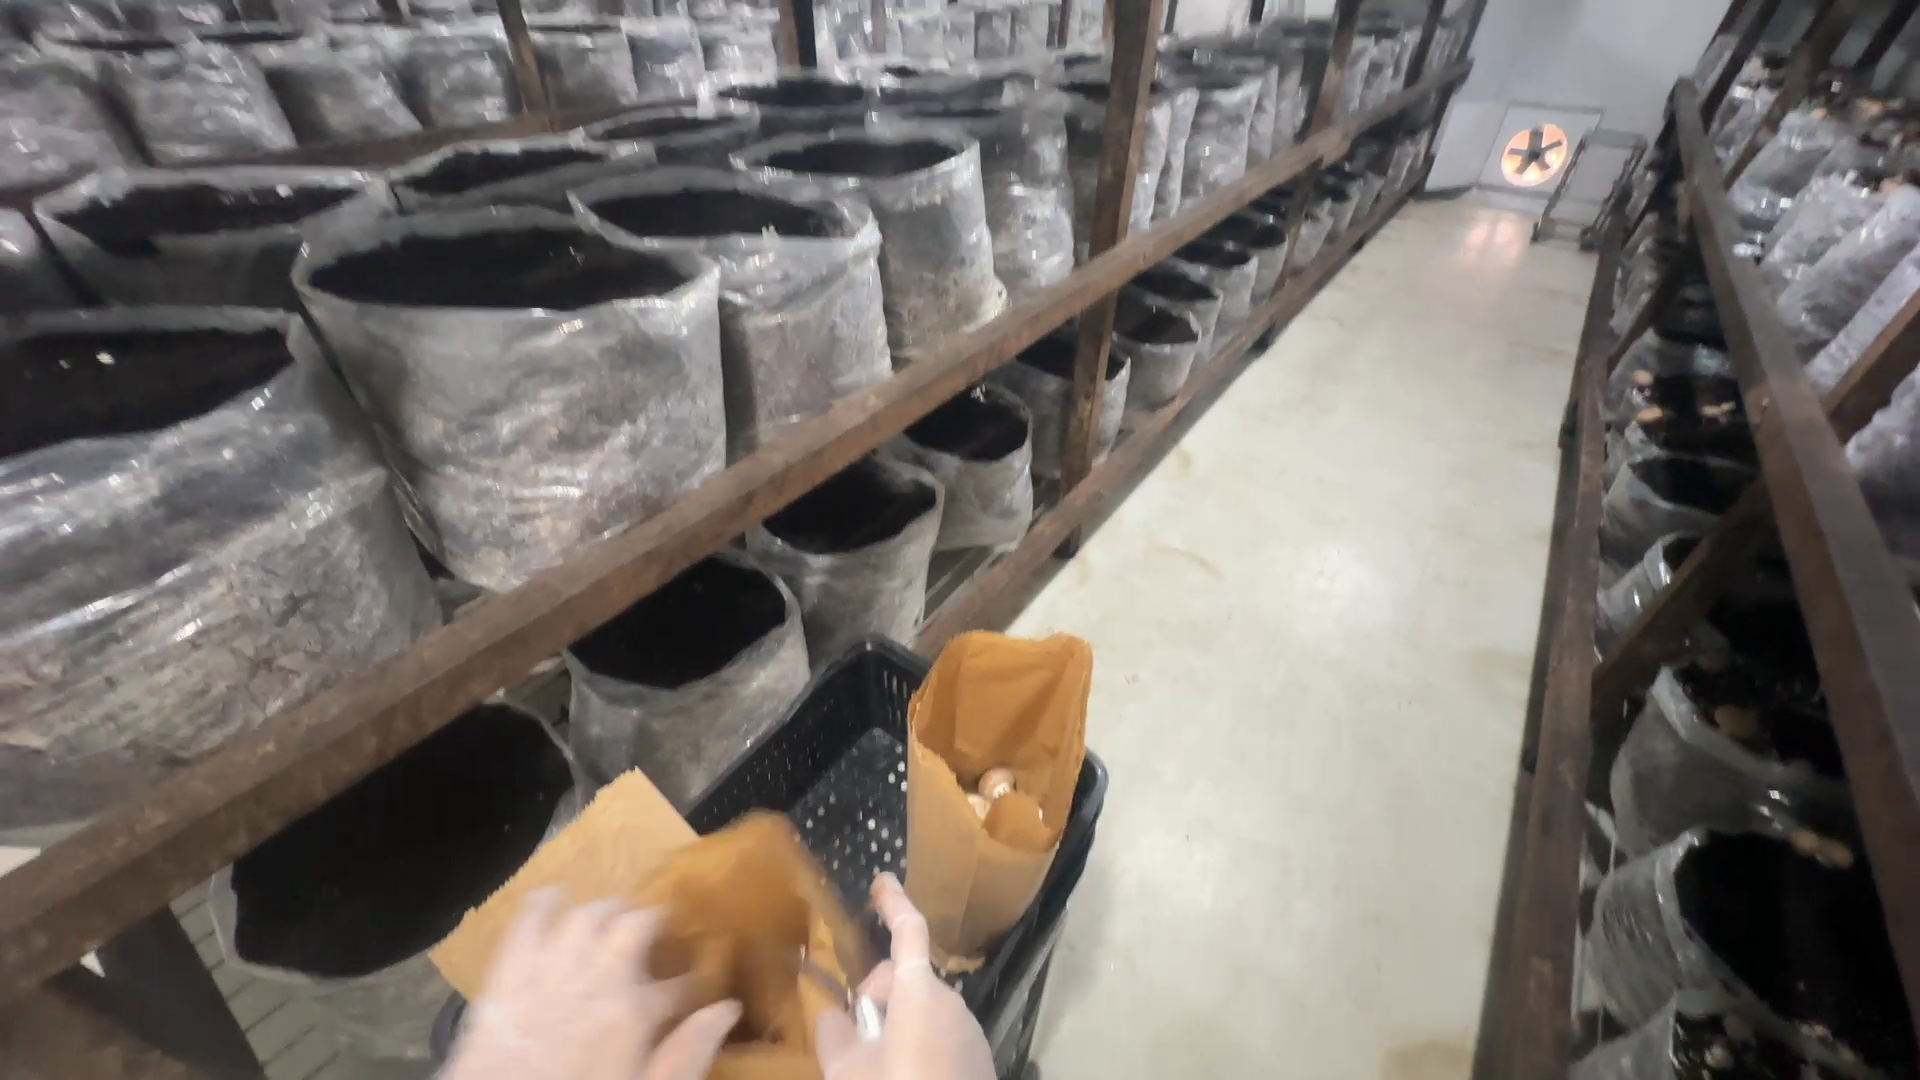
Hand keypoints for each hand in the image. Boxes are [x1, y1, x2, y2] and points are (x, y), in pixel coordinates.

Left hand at [442, 889, 741, 1079]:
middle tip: (658, 937)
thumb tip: (729, 1007)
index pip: (681, 984)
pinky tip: (556, 897)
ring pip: (588, 916)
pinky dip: (542, 904)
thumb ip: (688, 1055)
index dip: (692, 984)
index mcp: (633, 1014)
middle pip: (636, 926)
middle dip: (653, 924)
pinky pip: (526, 925)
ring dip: (607, 912)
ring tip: (616, 921)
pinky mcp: (506, 979)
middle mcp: (597, 979)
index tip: (696, 989)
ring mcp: (549, 973)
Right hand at [814, 874, 996, 1079]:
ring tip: (877, 1069)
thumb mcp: (847, 1074)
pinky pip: (939, 1034)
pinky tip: (906, 1078)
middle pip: (904, 978)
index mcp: (919, 992)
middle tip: (854, 1040)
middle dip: (876, 997)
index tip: (881, 880)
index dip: (893, 902)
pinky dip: (918, 1045)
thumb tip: (835, 1017)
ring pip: (920, 1009)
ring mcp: (968, 1030)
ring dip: (896, 1025)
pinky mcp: (979, 1059)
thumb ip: (835, 1035)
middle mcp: (949, 1000)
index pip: (908, 929)